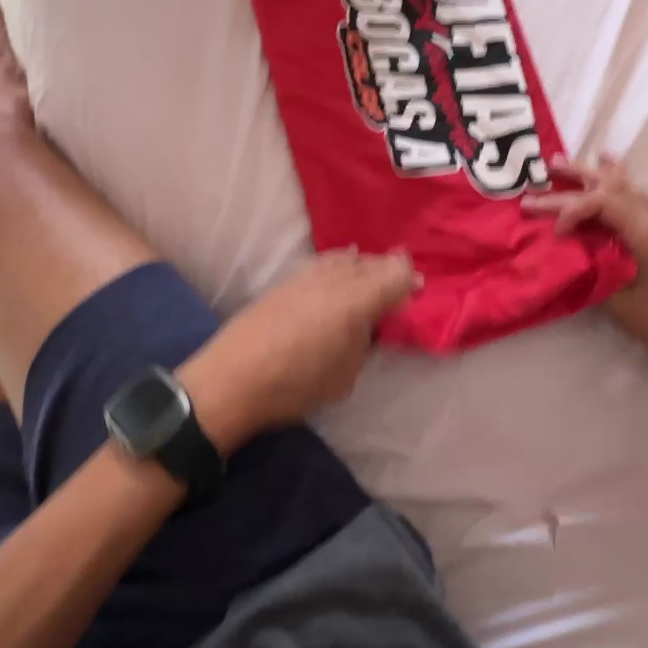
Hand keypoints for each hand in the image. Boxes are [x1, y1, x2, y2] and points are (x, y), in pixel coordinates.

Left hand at [179, 249, 420, 452]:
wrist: (229, 381)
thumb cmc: (293, 387)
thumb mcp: (343, 377)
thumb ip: (362, 344)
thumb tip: (367, 326)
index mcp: (354, 304)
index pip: (393, 277)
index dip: (408, 281)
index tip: (417, 289)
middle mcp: (333, 282)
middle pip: (372, 264)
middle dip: (390, 269)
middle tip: (402, 278)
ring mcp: (307, 277)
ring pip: (346, 259)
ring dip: (365, 264)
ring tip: (374, 271)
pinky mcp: (285, 282)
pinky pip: (324, 262)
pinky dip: (340, 262)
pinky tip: (342, 264)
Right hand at [522, 155, 647, 366]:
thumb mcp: (612, 292)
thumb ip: (590, 258)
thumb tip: (564, 239)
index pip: (605, 202)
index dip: (573, 209)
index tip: (556, 231)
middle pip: (612, 188)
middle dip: (574, 182)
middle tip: (544, 171)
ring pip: (624, 186)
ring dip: (592, 175)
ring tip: (563, 163)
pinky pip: (633, 196)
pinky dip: (614, 181)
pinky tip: (606, 164)